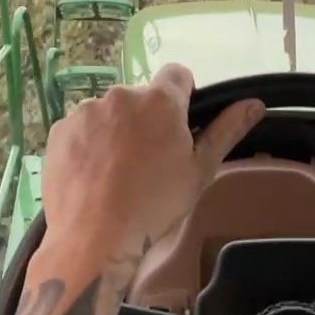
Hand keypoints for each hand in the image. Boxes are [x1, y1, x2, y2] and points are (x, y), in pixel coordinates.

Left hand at [41, 64, 263, 259]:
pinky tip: (93, 177)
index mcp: (160, 100)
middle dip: (147, 119)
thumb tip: (255, 103)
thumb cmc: (156, 204)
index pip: (178, 74)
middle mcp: (121, 95)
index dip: (183, 97)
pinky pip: (82, 128)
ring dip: (117, 131)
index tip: (180, 128)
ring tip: (117, 174)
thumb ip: (227, 130)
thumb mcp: (200, 170)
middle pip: (141, 97)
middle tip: (150, 161)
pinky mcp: (59, 131)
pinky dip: (89, 145)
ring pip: (110, 113)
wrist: (93, 239)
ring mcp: (85, 111)